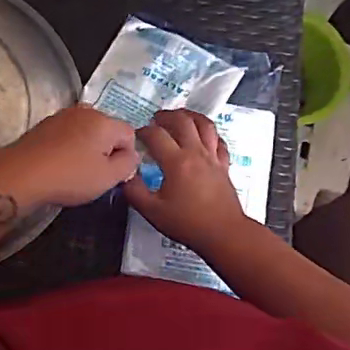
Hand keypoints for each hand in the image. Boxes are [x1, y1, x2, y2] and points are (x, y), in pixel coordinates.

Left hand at [0, 106, 139, 207]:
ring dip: (86, 149)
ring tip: (75, 171)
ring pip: (86, 132)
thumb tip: (132, 155)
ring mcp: (62, 116)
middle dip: (106, 150)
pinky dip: (68, 147)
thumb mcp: (108, 178)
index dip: (126, 156)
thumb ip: (128, 164)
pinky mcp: (44, 125)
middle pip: (107, 130)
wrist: (20, 174)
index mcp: (104, 121)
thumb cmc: (69, 177)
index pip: (130, 134)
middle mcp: (84, 111)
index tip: (113, 174)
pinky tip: (58, 165)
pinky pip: (67, 135)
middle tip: (95, 174)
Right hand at [123, 109, 254, 251]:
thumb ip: (134, 191)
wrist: (223, 233)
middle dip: (166, 116)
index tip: (136, 136)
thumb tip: (125, 176)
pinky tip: (204, 136)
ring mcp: (213, 157)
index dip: (143, 131)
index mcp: (176, 162)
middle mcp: (196, 153)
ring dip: (190, 116)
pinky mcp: (224, 165)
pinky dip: (210, 133)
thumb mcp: (152, 211)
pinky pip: (219, 141)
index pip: (156, 135)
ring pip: (205, 125)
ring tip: (180, 116)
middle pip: (182, 121)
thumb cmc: (187, 223)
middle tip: (156, 118)